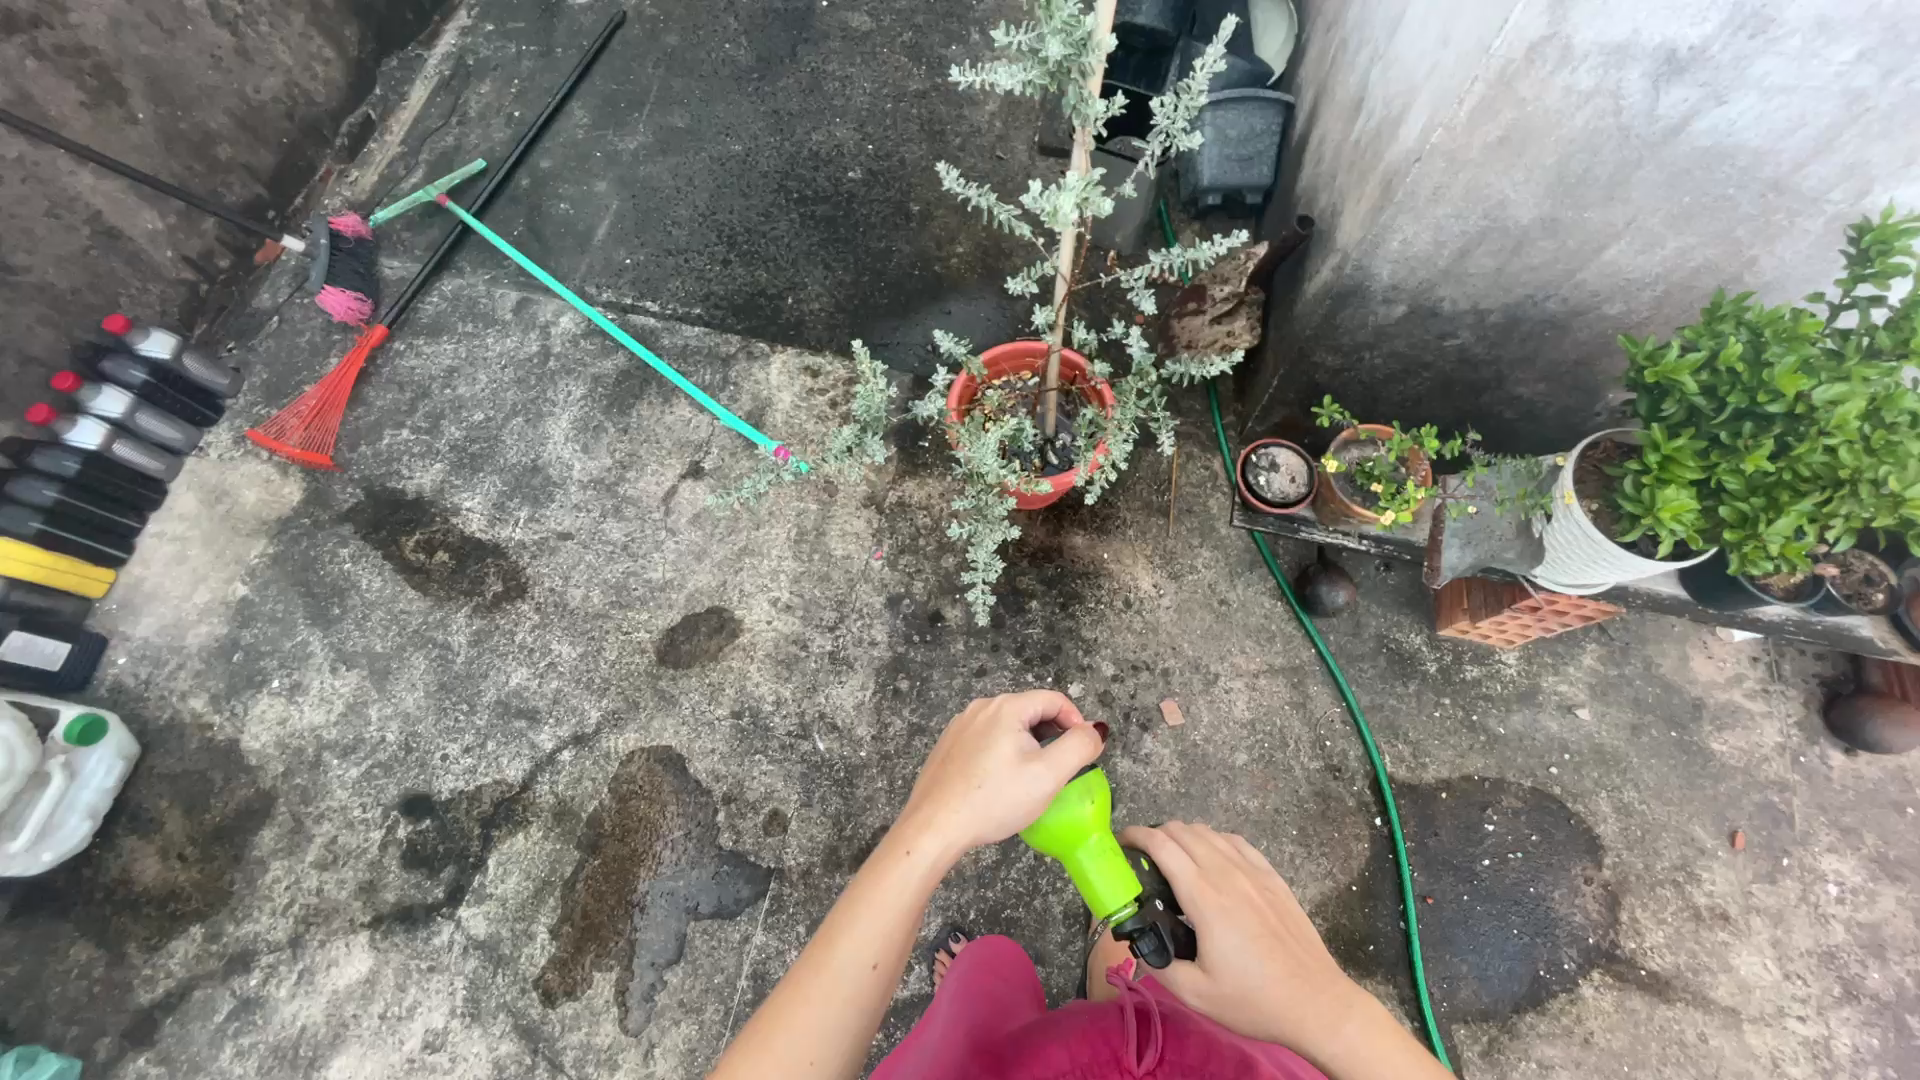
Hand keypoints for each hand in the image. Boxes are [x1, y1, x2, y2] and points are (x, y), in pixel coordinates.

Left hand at [896, 691, 1106, 858]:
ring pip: (1008, 725)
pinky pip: (986, 739)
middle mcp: (981, 707)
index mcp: (1006, 707)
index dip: (1076, 722)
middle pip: (1030, 710)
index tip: (1084, 751)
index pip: (1054, 700)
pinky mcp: (949, 744)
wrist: (935, 826)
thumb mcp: (1048, 775)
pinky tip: (1001, 782)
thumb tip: (1096, 730)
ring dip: (1028, 744)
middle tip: (1060, 769)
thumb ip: (1079, 746)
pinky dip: (1003, 752)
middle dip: (1052, 734)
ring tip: (1032, 778)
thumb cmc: (994, 800)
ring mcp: (961, 724)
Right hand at [1118, 822, 1368, 1055]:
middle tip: (1143, 858)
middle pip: (1181, 830)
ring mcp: (1253, 871)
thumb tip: (1140, 945)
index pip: (1161, 844)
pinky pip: (1235, 841)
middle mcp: (1226, 873)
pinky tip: (1212, 858)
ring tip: (1174, 858)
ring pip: (1208, 831)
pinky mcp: (1272, 876)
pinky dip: (1214, 840)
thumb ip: (1159, 965)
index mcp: (1204, 896)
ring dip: (1183, 836)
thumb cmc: (1254, 999)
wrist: (1317, 1003)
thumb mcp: (1196, 995)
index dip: (1135, 835)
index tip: (1121, 843)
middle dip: (1155, 834)